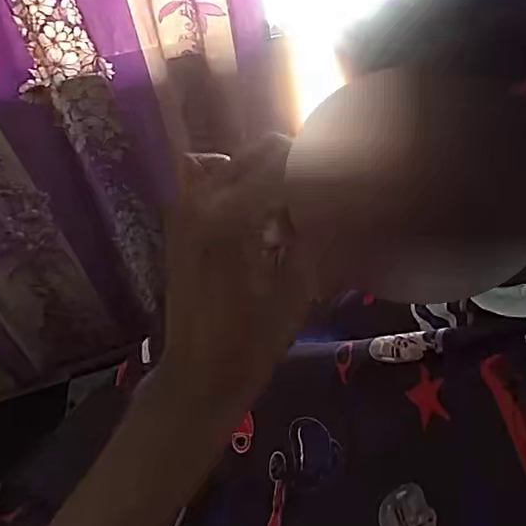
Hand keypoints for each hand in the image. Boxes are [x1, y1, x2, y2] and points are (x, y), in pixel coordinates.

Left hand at [156, 133, 314, 417]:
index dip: (320, 169)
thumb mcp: (296, 286)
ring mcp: (187, 204)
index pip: (285, 163)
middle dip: (297, 164)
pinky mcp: (182, 217)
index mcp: (231, 216)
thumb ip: (308, 227)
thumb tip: (327, 189)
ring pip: (241, 158)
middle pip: (262, 149)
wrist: (196, 376)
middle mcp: (203, 198)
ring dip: (272, 171)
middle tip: (321, 195)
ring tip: (294, 207)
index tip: (343, 183)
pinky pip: (219, 177)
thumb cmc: (252, 343)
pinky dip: (246, 183)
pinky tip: (263, 215)